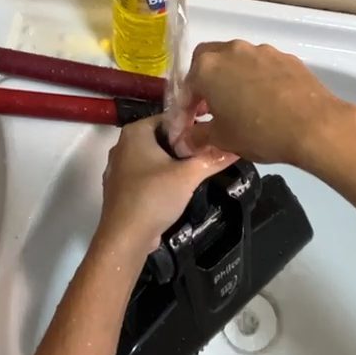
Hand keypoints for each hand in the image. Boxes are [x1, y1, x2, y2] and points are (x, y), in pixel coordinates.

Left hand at [94, 119, 237, 257]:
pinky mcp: (120, 188)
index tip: (212, 133)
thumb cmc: (153, 197)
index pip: (169, 117)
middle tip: (209, 152)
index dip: (192, 123)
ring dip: (173, 163)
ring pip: (153, 157)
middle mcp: (123, 145)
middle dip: (184, 145)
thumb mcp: (188, 175)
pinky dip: (161, 177)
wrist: (125, 237)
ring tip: (197, 169)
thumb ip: (212, 159)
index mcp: (135, 132)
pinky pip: (145, 174)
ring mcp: (119, 167)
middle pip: (161, 137)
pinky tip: (177, 189)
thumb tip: (236, 147)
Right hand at [181, 40, 354, 167]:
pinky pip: (262, 66)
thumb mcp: (222, 139)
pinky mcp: (286, 57)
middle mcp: (232, 50)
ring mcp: (261, 51)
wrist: (315, 126)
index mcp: (207, 67)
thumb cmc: (259, 132)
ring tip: (240, 105)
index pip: (186, 86)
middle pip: (208, 62)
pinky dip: (258, 80)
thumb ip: (197, 136)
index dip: (184, 109)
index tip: (187, 127)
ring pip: (237, 61)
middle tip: (211, 108)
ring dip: (232, 79)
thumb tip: (184, 141)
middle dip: (205, 83)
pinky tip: (267, 102)